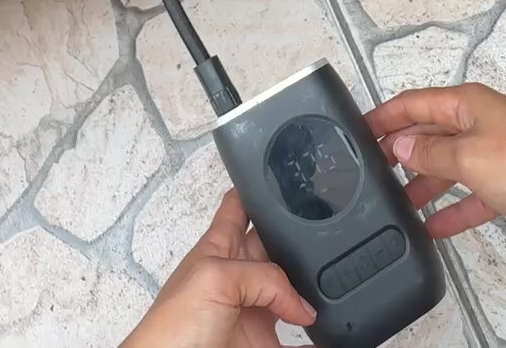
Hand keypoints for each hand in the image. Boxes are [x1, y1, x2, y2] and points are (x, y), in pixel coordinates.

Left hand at [120, 190, 317, 347]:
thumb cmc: (170, 331)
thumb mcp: (214, 279)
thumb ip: (262, 278)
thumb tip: (300, 305)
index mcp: (219, 248)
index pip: (240, 206)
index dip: (257, 190)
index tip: (282, 175)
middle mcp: (239, 277)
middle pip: (275, 249)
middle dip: (298, 244)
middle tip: (325, 243)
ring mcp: (251, 314)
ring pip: (291, 296)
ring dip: (311, 293)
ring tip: (335, 286)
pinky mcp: (261, 347)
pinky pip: (298, 345)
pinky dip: (315, 343)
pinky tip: (334, 334)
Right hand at [366, 83, 505, 260]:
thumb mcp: (471, 158)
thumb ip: (430, 152)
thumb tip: (399, 144)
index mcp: (468, 102)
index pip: (414, 102)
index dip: (385, 116)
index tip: (359, 131)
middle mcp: (482, 121)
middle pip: (431, 132)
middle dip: (402, 150)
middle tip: (372, 171)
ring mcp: (500, 152)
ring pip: (450, 164)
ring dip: (425, 182)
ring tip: (397, 203)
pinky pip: (474, 194)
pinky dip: (455, 207)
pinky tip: (436, 227)